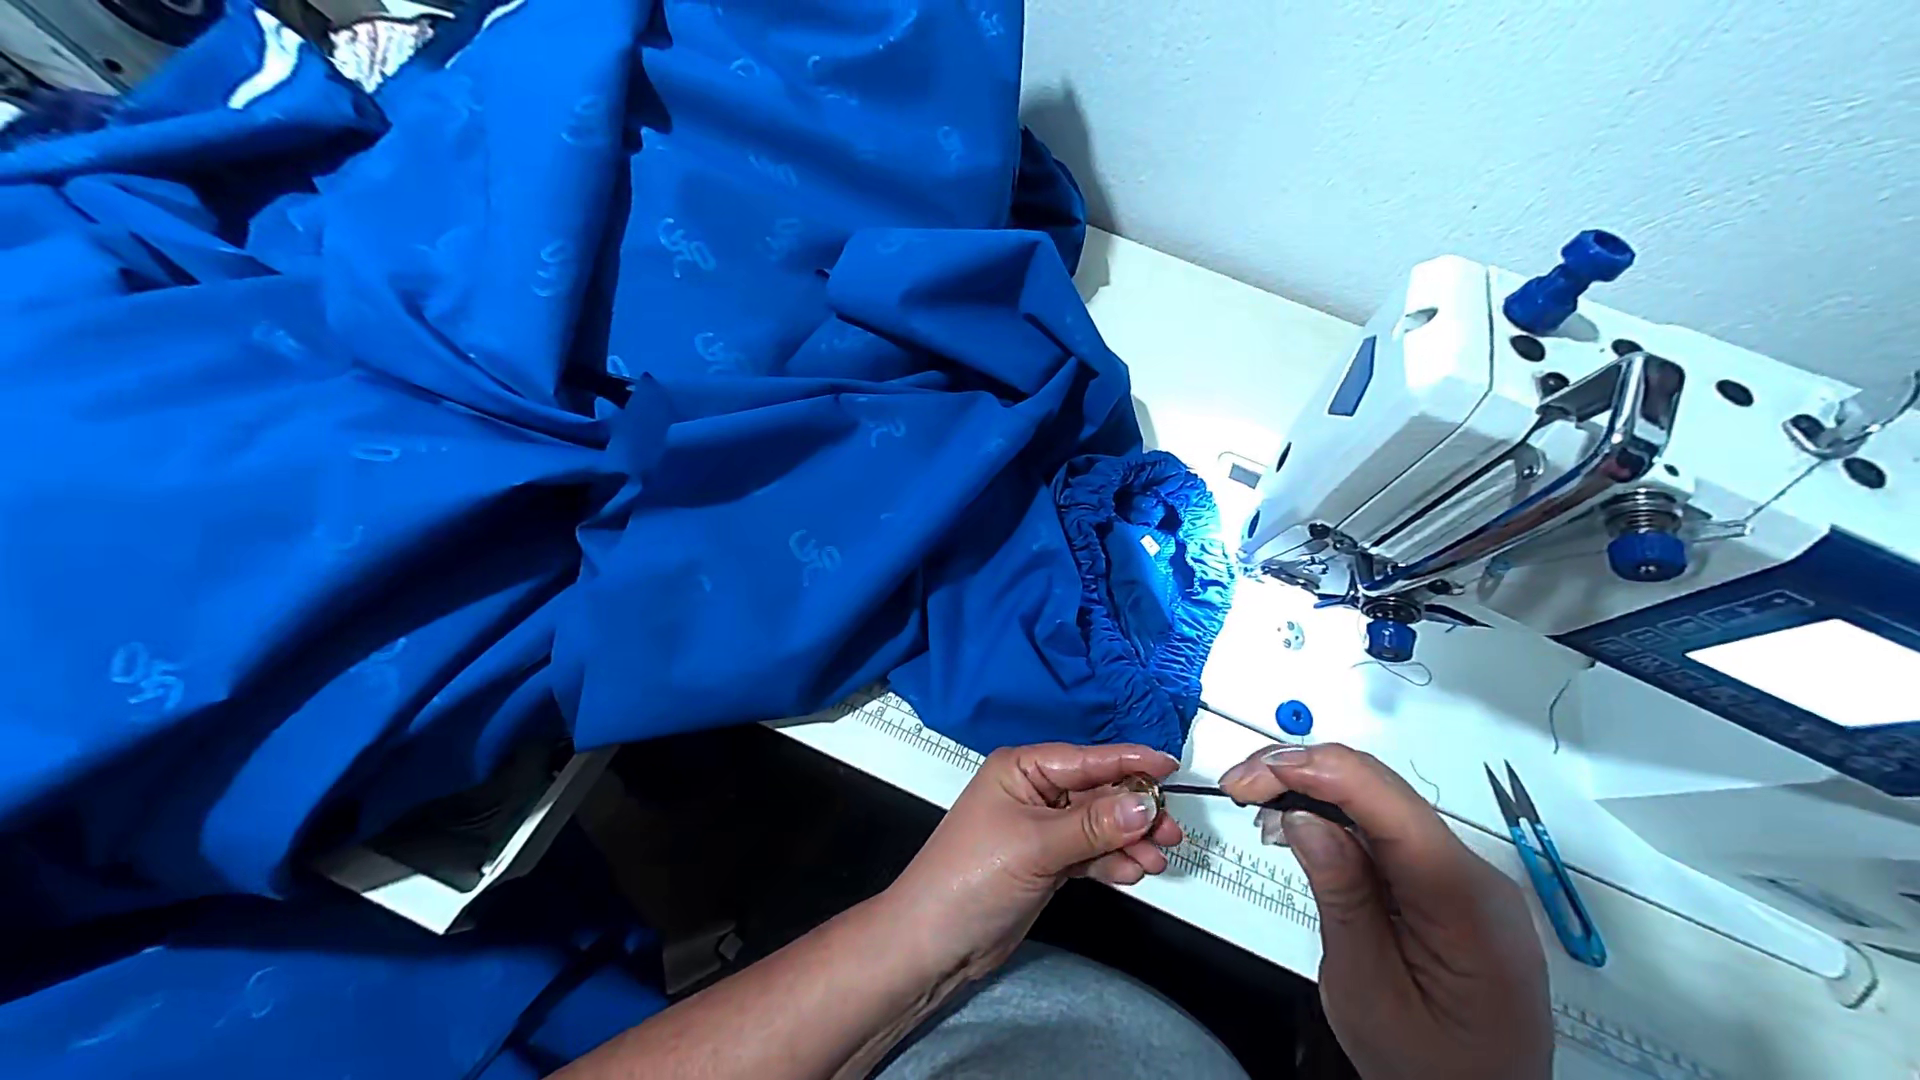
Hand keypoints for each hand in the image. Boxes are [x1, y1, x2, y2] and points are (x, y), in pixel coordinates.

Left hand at [884, 743, 1184, 978]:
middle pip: (1097, 792)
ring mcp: (1040, 828)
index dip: (1129, 762)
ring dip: (1129, 840)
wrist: (934, 944)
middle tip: (1170, 830)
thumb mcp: (1035, 845)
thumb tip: (1143, 803)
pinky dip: (1111, 860)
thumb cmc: (968, 880)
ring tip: (1156, 858)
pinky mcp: (1046, 860)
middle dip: (1134, 810)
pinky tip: (1129, 872)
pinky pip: (1090, 852)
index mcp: (1020, 768)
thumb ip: (1092, 825)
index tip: (1169, 767)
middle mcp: (1032, 791)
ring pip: (1099, 825)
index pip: (1086, 759)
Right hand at [1219, 743, 1551, 1079]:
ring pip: (1375, 793)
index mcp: (1464, 901)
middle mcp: (1472, 871)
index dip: (1309, 770)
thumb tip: (1303, 817)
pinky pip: (1380, 820)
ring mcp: (1459, 870)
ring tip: (1257, 803)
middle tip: (1239, 786)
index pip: (1383, 800)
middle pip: (1377, 784)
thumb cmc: (1430, 1067)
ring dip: (1309, 786)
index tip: (1247, 778)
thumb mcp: (1367, 991)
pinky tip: (1295, 820)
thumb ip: (1341, 897)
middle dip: (1299, 770)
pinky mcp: (1439, 873)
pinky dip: (1328, 808)